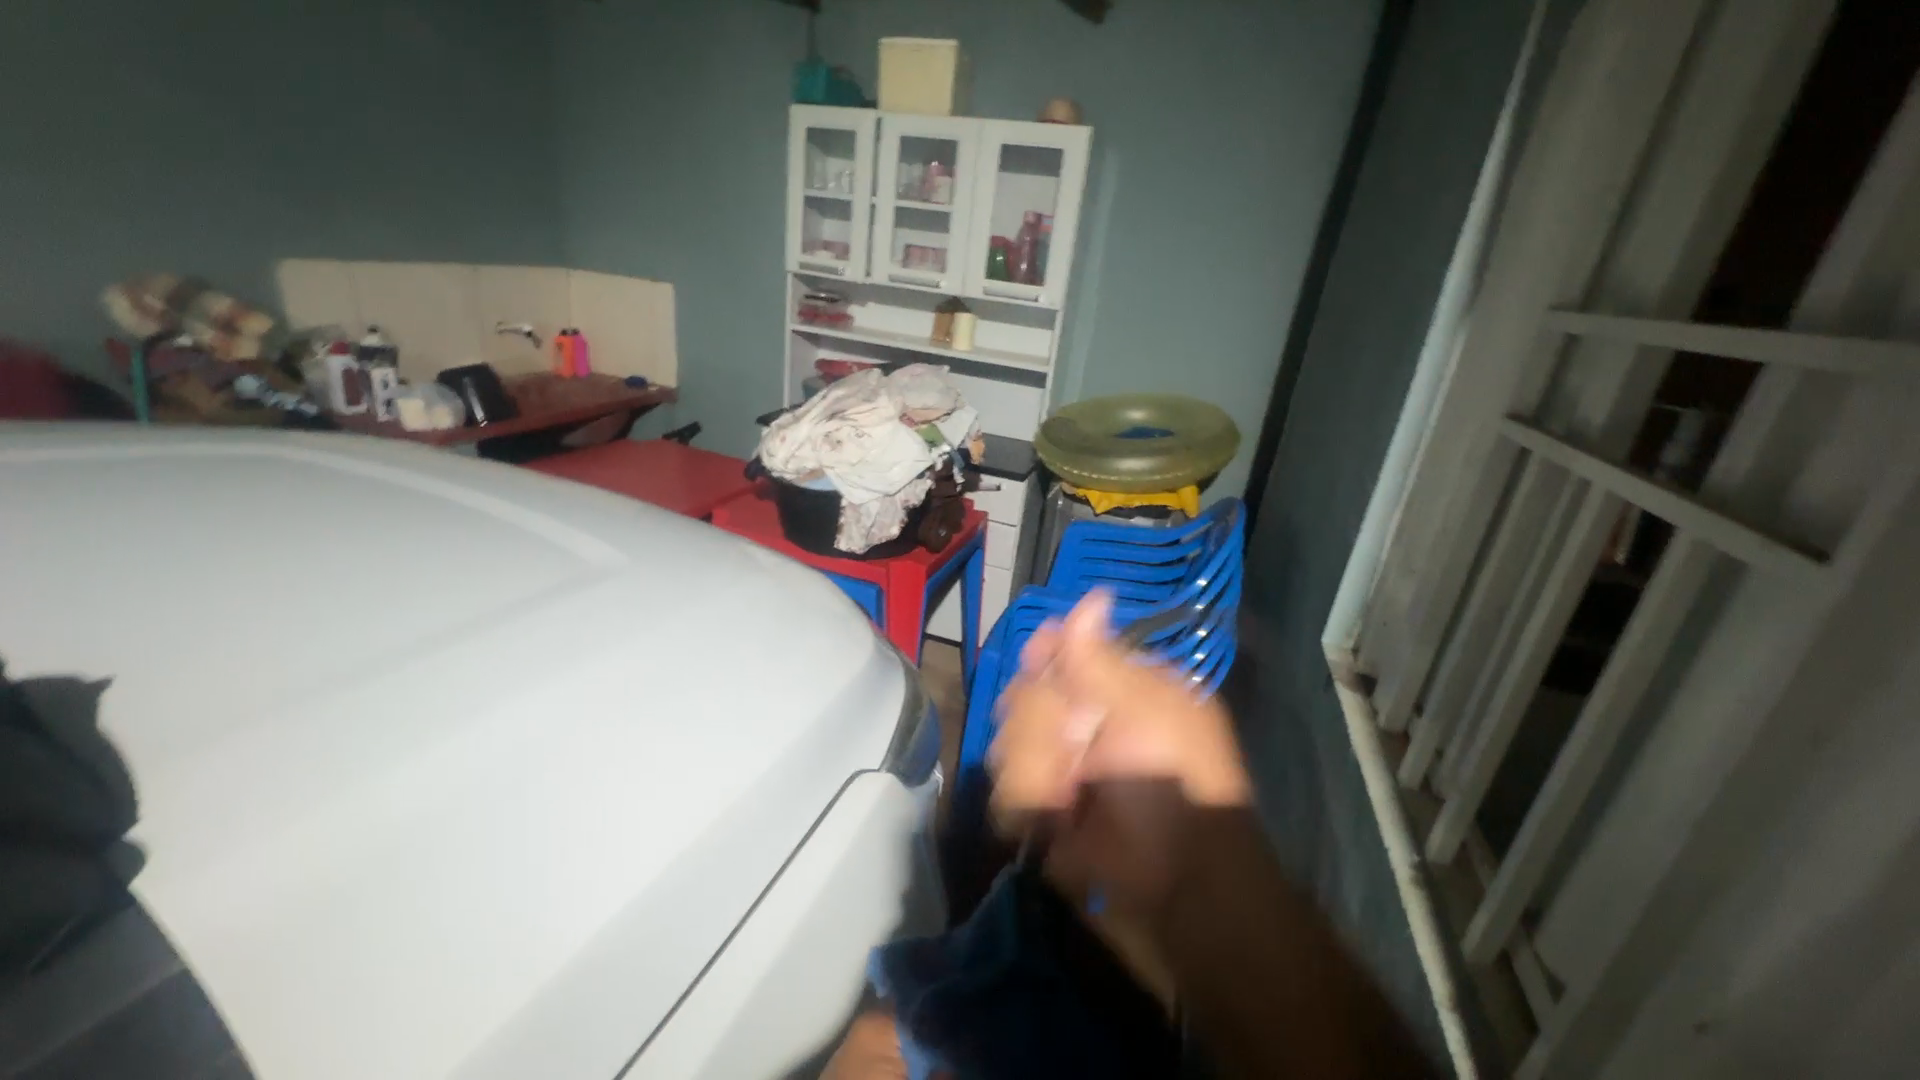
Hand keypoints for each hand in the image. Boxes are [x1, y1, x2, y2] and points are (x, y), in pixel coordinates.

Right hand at [986, 592, 1251, 915]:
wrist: (1182, 885)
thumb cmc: (1175, 784)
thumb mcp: (1150, 712)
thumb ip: (1104, 661)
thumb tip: (1094, 597)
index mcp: (1114, 691)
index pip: (1057, 652)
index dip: (1044, 656)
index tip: (1042, 662)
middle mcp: (1081, 722)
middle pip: (1021, 696)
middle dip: (1043, 727)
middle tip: (1079, 750)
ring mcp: (1057, 768)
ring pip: (1006, 746)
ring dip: (1039, 773)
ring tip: (1074, 799)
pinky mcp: (1040, 815)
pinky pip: (1005, 795)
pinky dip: (1031, 809)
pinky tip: (1059, 822)